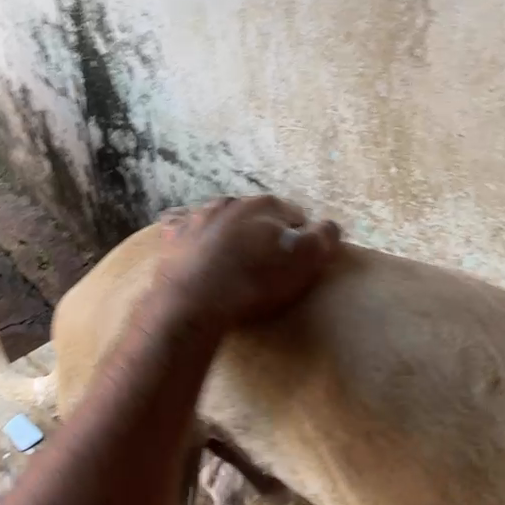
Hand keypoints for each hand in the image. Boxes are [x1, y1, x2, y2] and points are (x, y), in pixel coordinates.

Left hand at [154, 196, 341, 329]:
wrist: (194, 302)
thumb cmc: (255, 282)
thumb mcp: (305, 261)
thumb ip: (323, 238)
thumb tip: (331, 226)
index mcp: (265, 205)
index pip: (293, 215)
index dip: (299, 236)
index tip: (297, 258)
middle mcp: (231, 202)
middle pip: (256, 215)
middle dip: (263, 232)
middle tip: (266, 262)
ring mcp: (198, 217)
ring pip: (221, 219)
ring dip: (229, 233)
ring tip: (233, 261)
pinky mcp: (174, 237)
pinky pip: (184, 229)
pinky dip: (192, 237)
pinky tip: (195, 251)